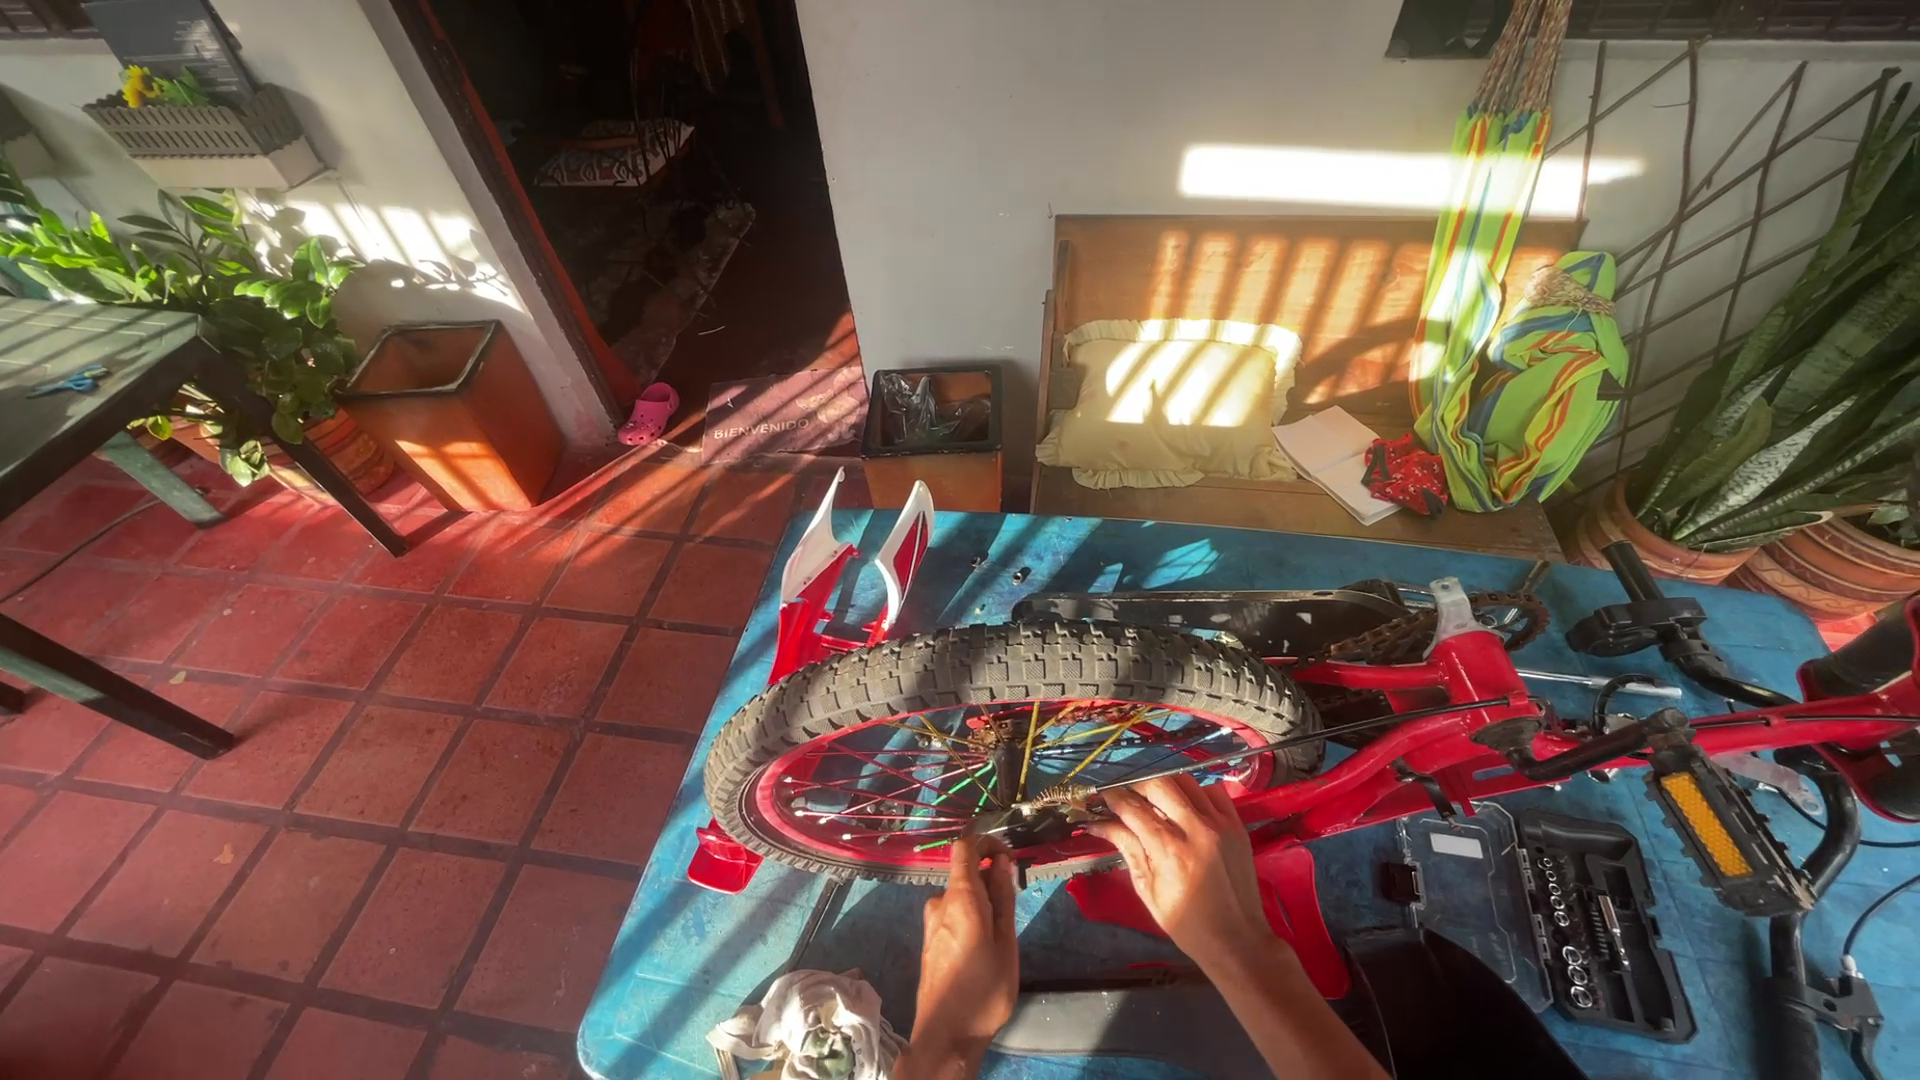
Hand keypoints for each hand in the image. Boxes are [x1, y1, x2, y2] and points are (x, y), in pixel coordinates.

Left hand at [905, 835, 1018, 1066]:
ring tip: (1001, 935)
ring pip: (960, 896)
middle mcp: (940, 902)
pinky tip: (983, 947)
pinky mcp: (930, 940)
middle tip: (1012, 906)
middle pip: (965, 873)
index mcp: (960, 898)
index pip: (964, 847)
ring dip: (981, 902)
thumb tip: (1001, 861)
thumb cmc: (984, 990)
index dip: (986, 842)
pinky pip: (952, 913)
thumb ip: (1002, 898)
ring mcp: (931, 922)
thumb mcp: (1005, 942)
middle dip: (990, 879)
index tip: (1008, 856)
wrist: (946, 1036)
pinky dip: (970, 916)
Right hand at [1085, 774, 1277, 968]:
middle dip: (1135, 784)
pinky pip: (1213, 791)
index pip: (1133, 808)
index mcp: (1169, 851)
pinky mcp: (1237, 825)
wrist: (1238, 942)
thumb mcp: (1148, 891)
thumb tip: (1100, 824)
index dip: (1113, 797)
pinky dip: (1195, 792)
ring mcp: (1220, 824)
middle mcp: (1195, 829)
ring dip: (1164, 785)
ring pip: (1185, 781)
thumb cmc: (1187, 924)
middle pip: (1158, 784)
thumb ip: (1128, 849)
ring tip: (1154, 798)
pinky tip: (1186, 806)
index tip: (1102, 795)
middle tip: (1125, 794)